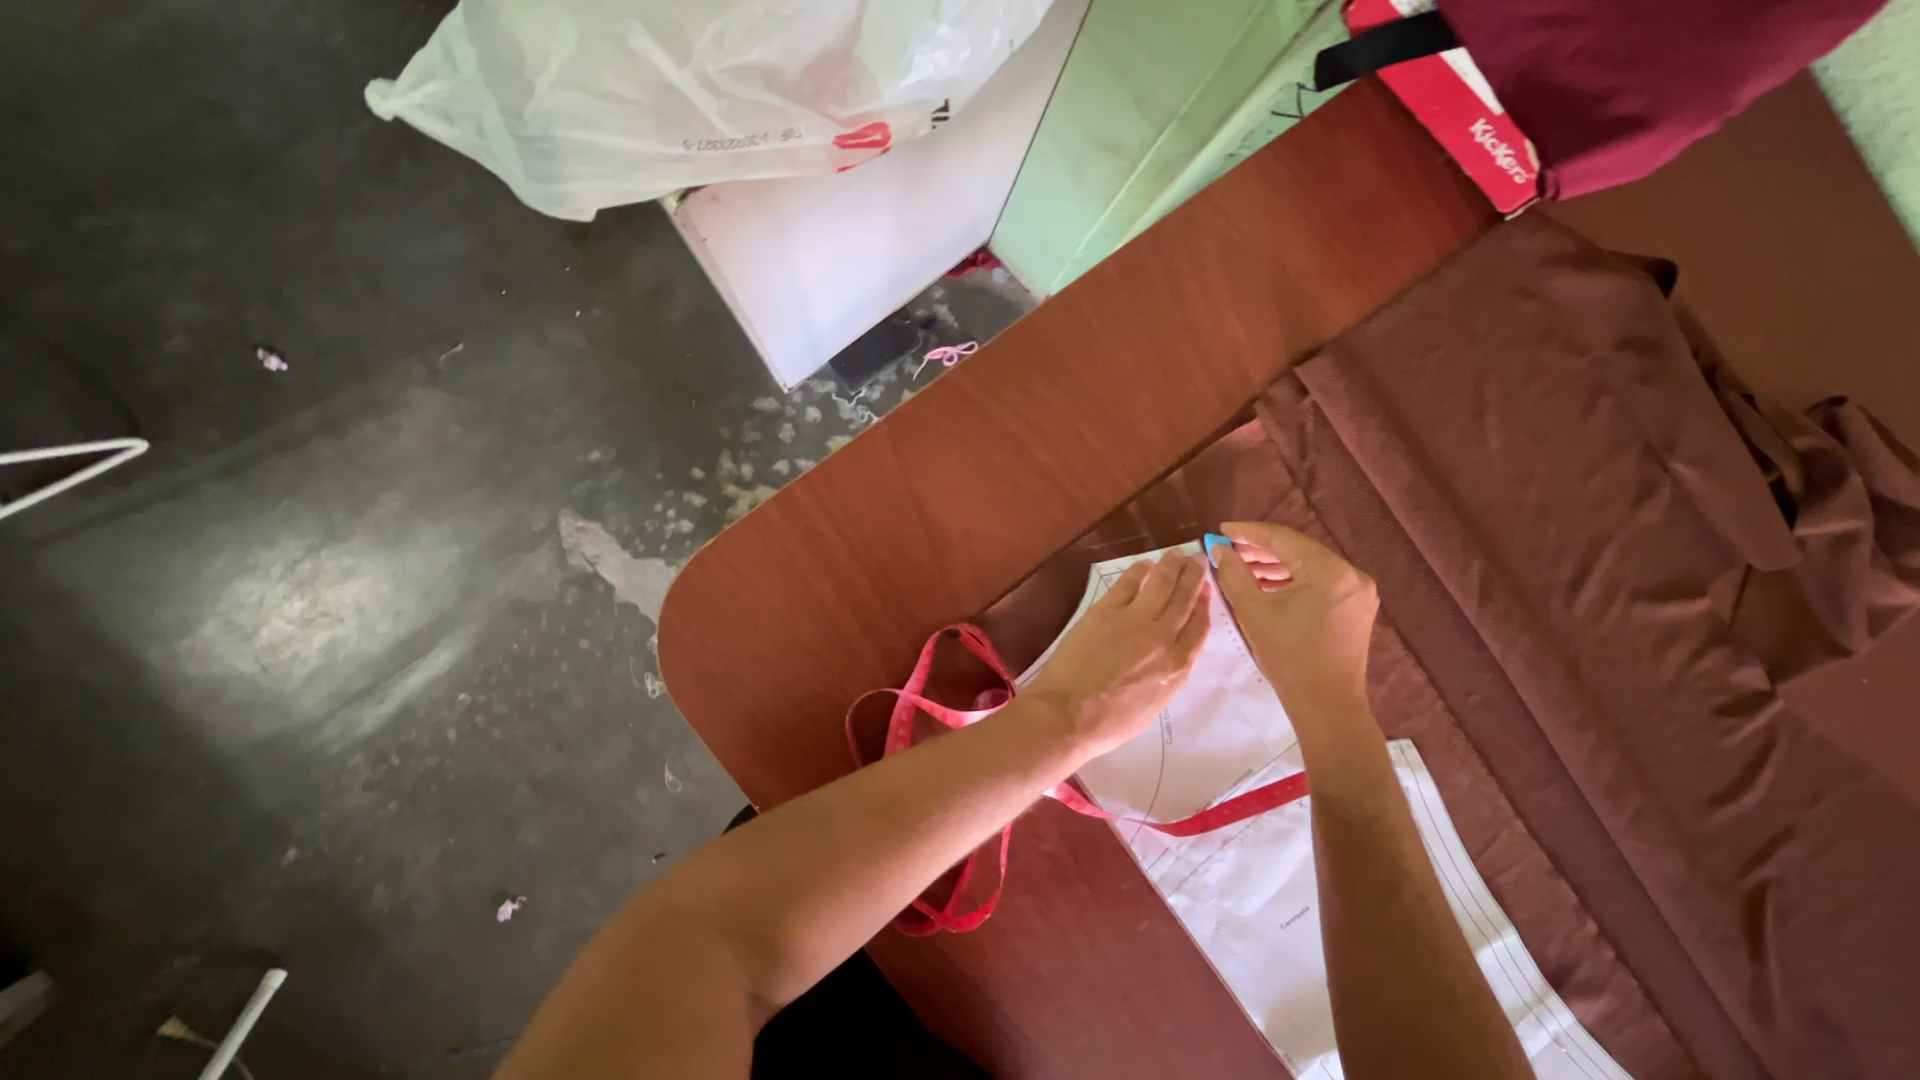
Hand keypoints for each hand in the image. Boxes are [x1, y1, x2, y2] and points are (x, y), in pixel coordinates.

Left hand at [1023, 554, 1210, 757]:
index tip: (1206, 590)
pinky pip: (1129, 583)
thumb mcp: (1155, 704)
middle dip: (1194, 576)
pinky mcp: (1106, 611)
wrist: (1069, 714)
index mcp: (1177, 666)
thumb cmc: (1110, 722)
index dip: (1204, 605)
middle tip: (1198, 559)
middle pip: (1185, 599)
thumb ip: (1168, 674)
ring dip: (1172, 566)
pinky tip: (1145, 565)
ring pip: (1162, 584)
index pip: (1199, 627)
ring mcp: (1134, 620)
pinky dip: (1140, 571)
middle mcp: (1163, 638)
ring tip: (1177, 554)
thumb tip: (1170, 654)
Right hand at [1214, 522, 1377, 713]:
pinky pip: (1320, 584)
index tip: (1221, 531)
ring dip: (1276, 567)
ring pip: (1309, 567)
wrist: (1326, 705)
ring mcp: (1358, 592)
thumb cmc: (1289, 657)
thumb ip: (1234, 574)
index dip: (1248, 533)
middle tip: (1228, 552)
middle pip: (1298, 551)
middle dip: (1261, 550)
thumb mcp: (1253, 612)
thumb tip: (1220, 550)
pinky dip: (1293, 583)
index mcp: (1329, 571)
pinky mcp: (1356, 609)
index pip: (1283, 539)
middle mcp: (1351, 574)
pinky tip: (1267, 588)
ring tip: (1242, 570)